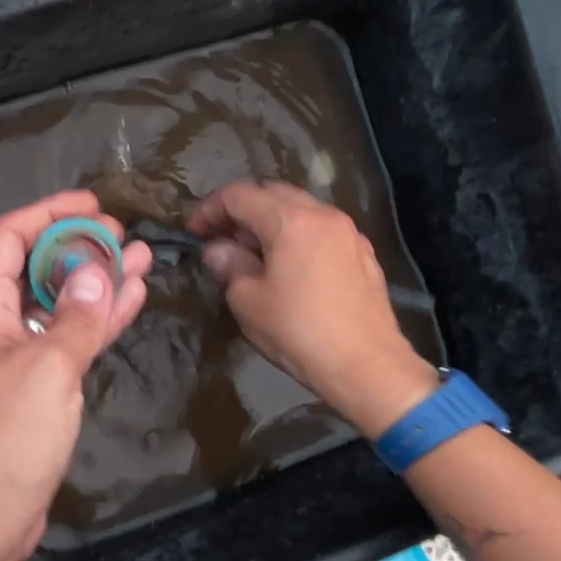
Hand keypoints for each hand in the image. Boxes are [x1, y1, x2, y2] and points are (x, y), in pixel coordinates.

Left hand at [0, 190, 151, 560]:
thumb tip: (96, 271)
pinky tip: (128, 305)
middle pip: (33, 269)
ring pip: (55, 305)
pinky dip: (93, 323)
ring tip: (142, 260)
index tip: (93, 205)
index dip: (47, 213)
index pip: (7, 238)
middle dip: (77, 247)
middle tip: (124, 235)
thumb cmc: (7, 440)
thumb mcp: (48, 369)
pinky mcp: (30, 391)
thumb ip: (75, 316)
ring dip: (94, 283)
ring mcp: (11, 360)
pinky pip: (63, 342)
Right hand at [190, 181, 436, 437]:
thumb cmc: (298, 331)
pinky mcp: (363, 255)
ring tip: (253, 256)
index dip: (210, 209)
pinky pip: (321, 232)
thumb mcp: (247, 301)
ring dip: (271, 224)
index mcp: (290, 221)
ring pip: (301, 211)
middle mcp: (323, 215)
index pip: (240, 195)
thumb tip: (219, 251)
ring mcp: (349, 233)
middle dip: (242, 212)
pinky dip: (297, 238)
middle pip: (273, 195)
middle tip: (221, 241)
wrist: (366, 365)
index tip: (194, 233)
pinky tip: (288, 269)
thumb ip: (229, 266)